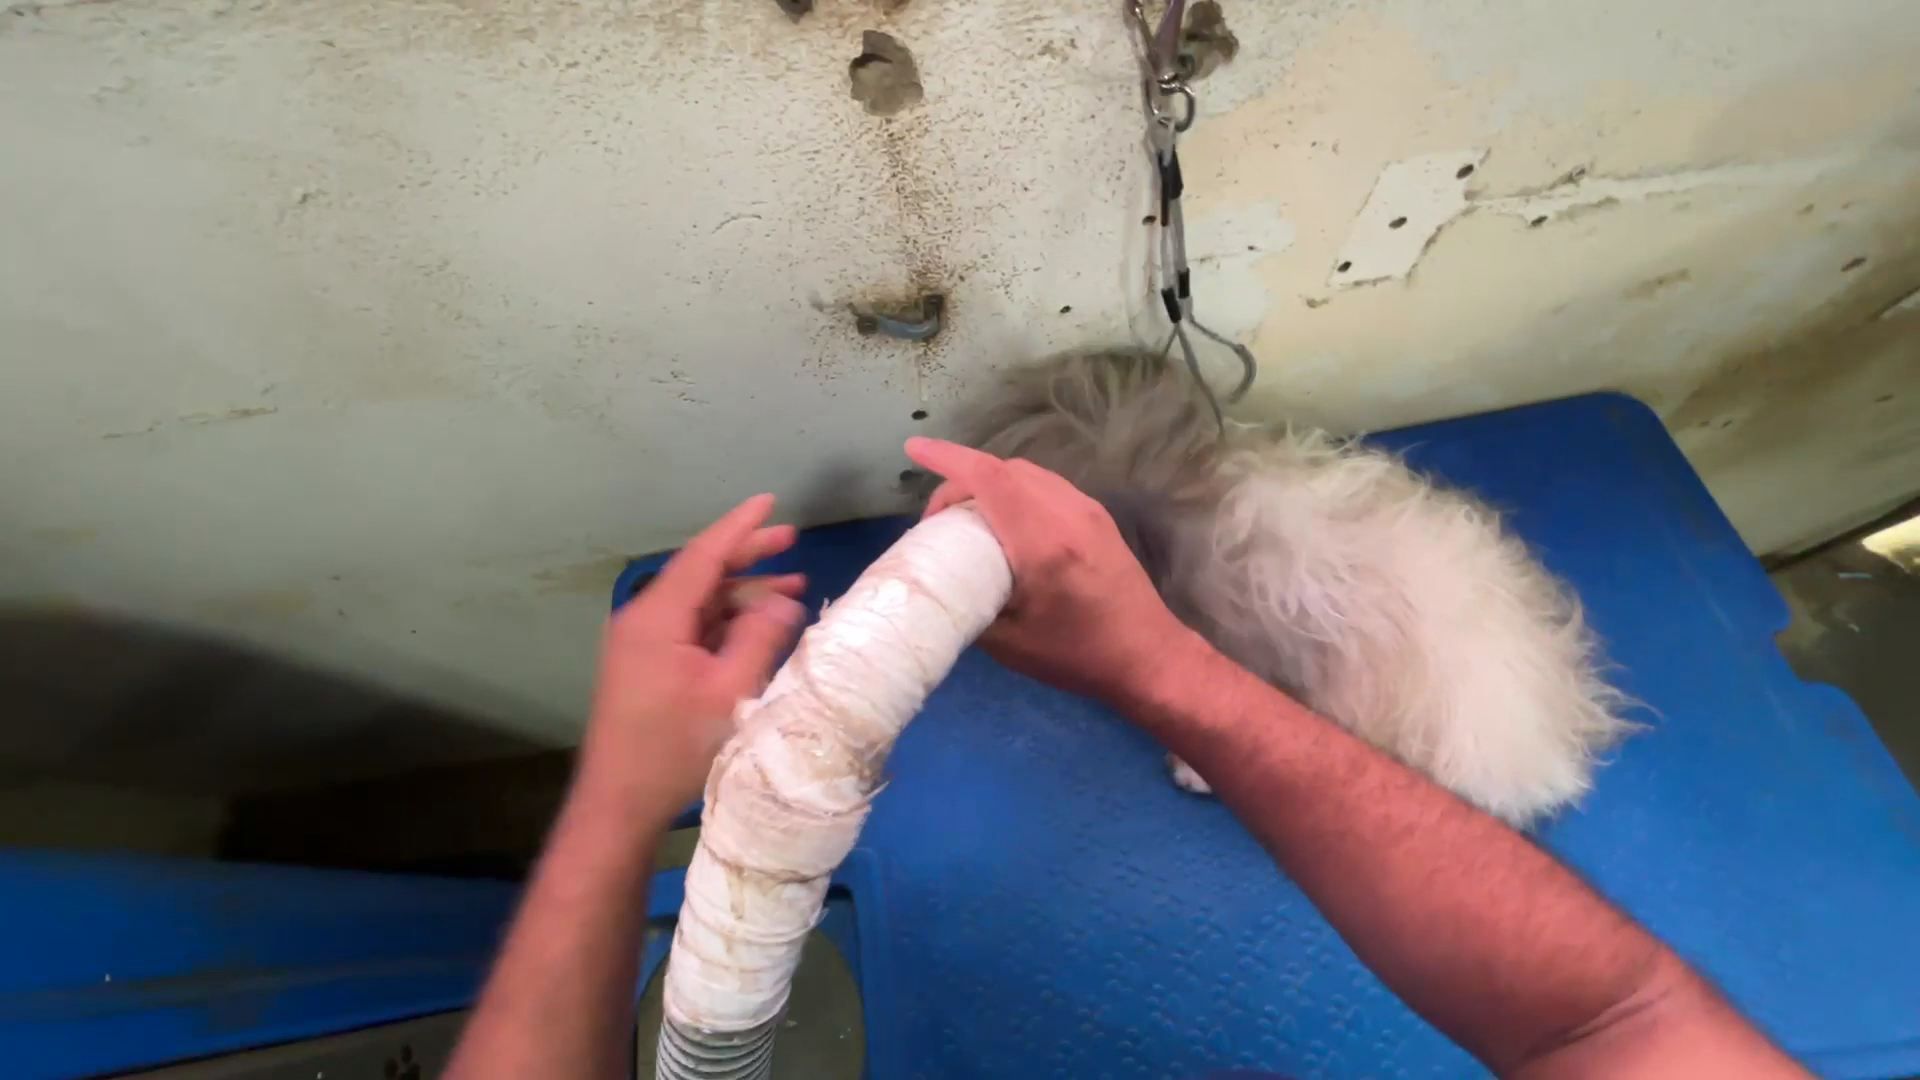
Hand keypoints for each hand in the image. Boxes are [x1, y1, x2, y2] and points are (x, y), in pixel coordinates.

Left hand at [579, 494, 808, 822]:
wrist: (620, 804)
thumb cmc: (674, 748)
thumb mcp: (729, 692)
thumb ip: (759, 638)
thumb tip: (784, 598)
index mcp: (657, 619)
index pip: (703, 556)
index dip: (740, 528)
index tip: (769, 502)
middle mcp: (645, 621)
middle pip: (702, 573)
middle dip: (747, 555)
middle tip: (791, 539)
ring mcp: (645, 644)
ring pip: (701, 601)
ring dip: (745, 592)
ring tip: (793, 582)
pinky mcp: (651, 665)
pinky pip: (695, 627)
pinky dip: (731, 620)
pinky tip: (763, 624)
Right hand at [905, 437, 1190, 705]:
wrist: (1148, 656)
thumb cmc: (1076, 655)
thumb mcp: (1008, 644)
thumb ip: (967, 606)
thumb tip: (937, 584)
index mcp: (1044, 543)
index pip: (990, 479)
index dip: (947, 458)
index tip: (914, 450)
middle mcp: (1067, 513)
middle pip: (1004, 469)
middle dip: (961, 479)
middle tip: (936, 521)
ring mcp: (1087, 510)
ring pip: (1026, 473)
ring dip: (989, 482)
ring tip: (964, 519)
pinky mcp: (1097, 516)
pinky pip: (1045, 485)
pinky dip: (1014, 490)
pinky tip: (1002, 520)